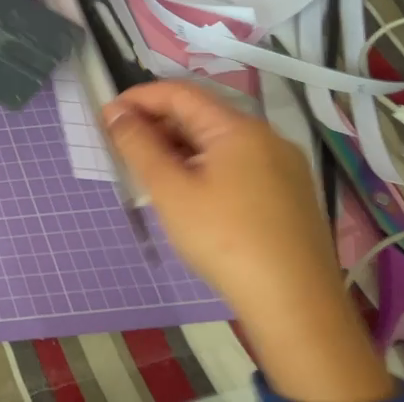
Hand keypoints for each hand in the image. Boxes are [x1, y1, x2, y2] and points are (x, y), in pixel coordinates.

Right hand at [106, 81, 398, 401]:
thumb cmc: (224, 240)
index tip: (105, 118)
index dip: (137, 98)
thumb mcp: (168, 188)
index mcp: (240, 129)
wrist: (297, 309)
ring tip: (150, 173)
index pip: (179, 93)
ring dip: (178, 147)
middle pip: (200, 115)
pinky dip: (204, 166)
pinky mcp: (291, 196)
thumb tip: (115, 111)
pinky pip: (238, 164)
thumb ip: (136, 142)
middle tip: (123, 148)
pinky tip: (189, 193)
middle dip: (157, 125)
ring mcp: (285, 168)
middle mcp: (268, 139)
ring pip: (218, 141)